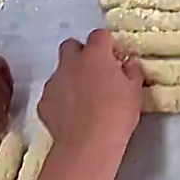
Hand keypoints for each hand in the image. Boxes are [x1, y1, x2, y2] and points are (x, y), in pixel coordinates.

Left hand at [38, 29, 144, 152]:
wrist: (88, 143)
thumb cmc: (117, 114)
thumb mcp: (135, 92)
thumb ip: (132, 72)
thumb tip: (129, 63)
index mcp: (95, 54)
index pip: (100, 35)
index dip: (107, 45)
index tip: (114, 58)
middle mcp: (71, 62)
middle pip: (72, 46)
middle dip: (81, 54)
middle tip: (95, 73)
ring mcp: (54, 81)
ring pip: (60, 70)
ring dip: (70, 78)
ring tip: (83, 99)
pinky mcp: (43, 102)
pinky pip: (52, 94)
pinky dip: (60, 100)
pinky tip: (71, 115)